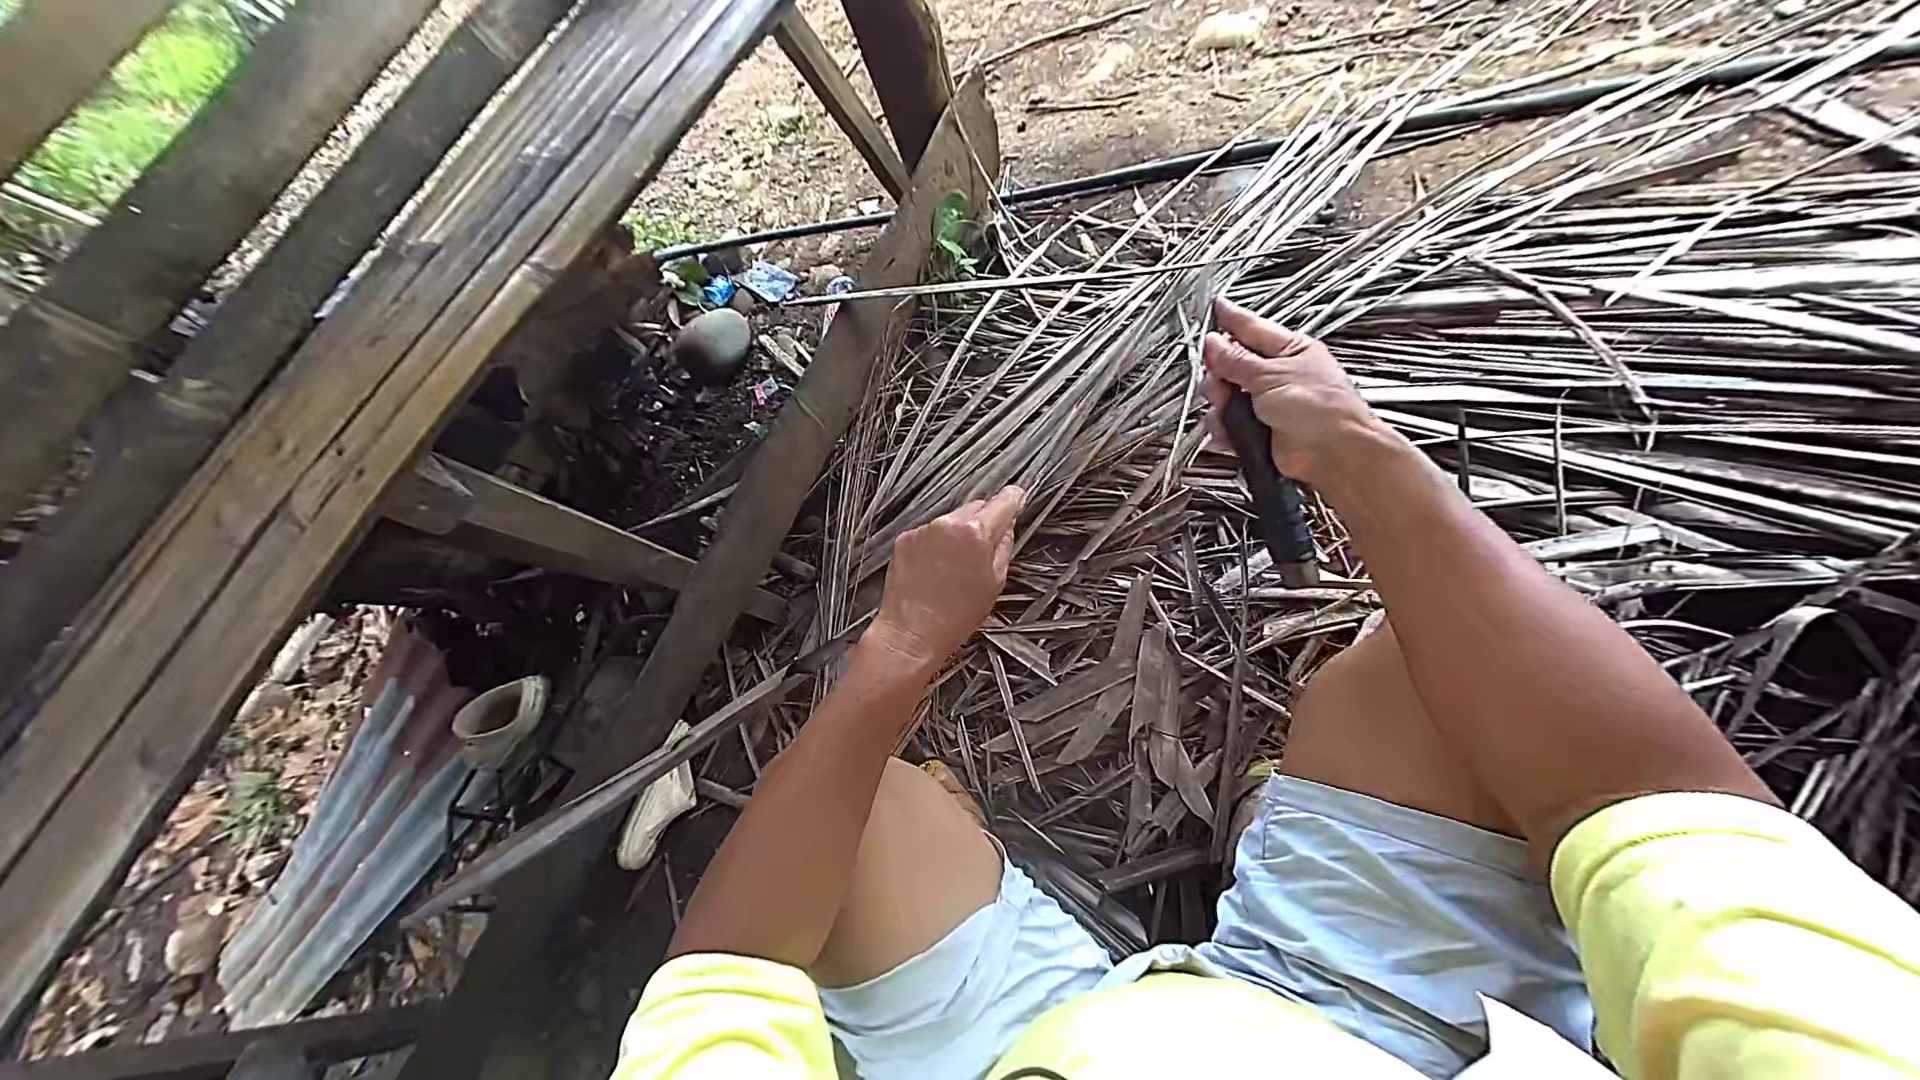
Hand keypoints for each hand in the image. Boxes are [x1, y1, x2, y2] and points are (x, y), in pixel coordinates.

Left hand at [866, 485, 1026, 672]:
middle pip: (977, 507)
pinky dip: (937, 544)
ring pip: (952, 520)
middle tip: (984, 552)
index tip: (1017, 498)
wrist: (912, 631)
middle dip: (984, 523)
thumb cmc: (953, 616)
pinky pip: (931, 532)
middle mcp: (947, 524)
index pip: (1003, 501)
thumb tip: (1007, 527)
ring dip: (958, 534)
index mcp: (975, 533)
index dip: (1014, 499)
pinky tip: (937, 568)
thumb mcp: (994, 582)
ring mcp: (924, 530)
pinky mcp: (906, 538)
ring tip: (956, 568)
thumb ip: (1004, 546)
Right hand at [1201, 298, 1379, 485]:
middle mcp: (1276, 375)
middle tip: (1218, 380)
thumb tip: (1213, 343)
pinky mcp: (1257, 429)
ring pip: (1224, 397)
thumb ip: (1236, 360)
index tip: (1212, 308)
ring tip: (1228, 408)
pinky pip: (1226, 424)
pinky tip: (1230, 431)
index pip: (1251, 328)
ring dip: (1220, 405)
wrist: (1332, 453)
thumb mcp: (1272, 375)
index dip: (1228, 319)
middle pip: (1230, 365)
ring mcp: (1266, 403)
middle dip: (1218, 374)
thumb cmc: (1323, 409)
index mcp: (1289, 351)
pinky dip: (1223, 428)